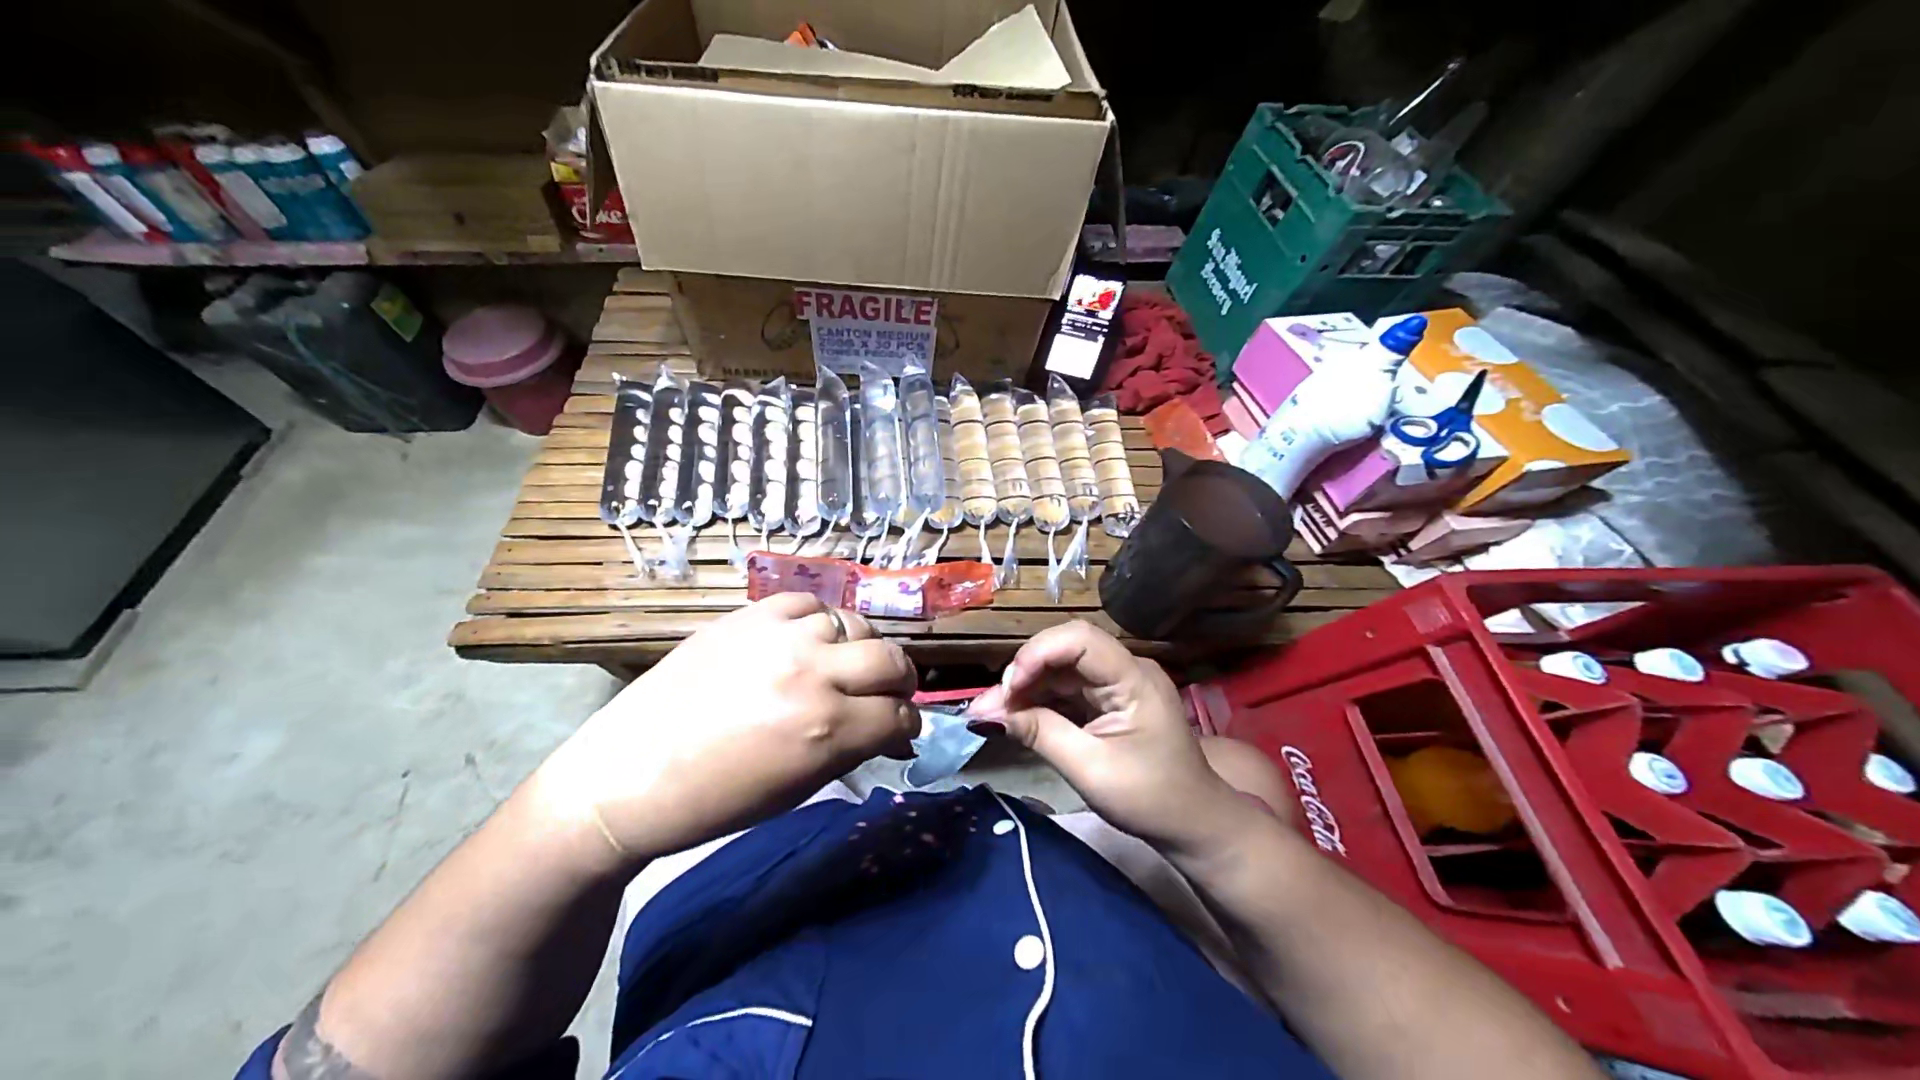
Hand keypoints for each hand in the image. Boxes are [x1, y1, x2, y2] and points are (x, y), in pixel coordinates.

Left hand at [531, 594, 918, 863]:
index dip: (907, 726)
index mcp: (828, 729)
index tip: (900, 730)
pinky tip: (806, 641)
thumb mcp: (798, 788)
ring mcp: (780, 636)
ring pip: (855, 623)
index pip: (900, 715)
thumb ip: (853, 750)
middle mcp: (814, 673)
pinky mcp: (749, 615)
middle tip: (886, 696)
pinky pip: (806, 603)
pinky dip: (817, 622)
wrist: (629, 774)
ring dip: (859, 648)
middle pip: (891, 660)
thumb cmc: (716, 800)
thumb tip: (894, 733)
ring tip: (842, 665)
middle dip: (899, 682)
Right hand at [965, 620, 1251, 853]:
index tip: (1009, 689)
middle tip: (989, 708)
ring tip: (990, 714)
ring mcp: (1116, 682)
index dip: (1037, 653)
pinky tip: (1013, 716)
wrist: (1191, 822)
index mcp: (1134, 679)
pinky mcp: (1107, 698)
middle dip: (1023, 673)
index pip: (1080, 639)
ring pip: (1060, 668)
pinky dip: (1037, 700)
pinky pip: (1065, 688)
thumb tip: (986, 715)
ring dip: (1025, 689)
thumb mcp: (1090, 770)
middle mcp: (1125, 669)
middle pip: (1065, 650)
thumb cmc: (1148, 798)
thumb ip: (1040, 734)